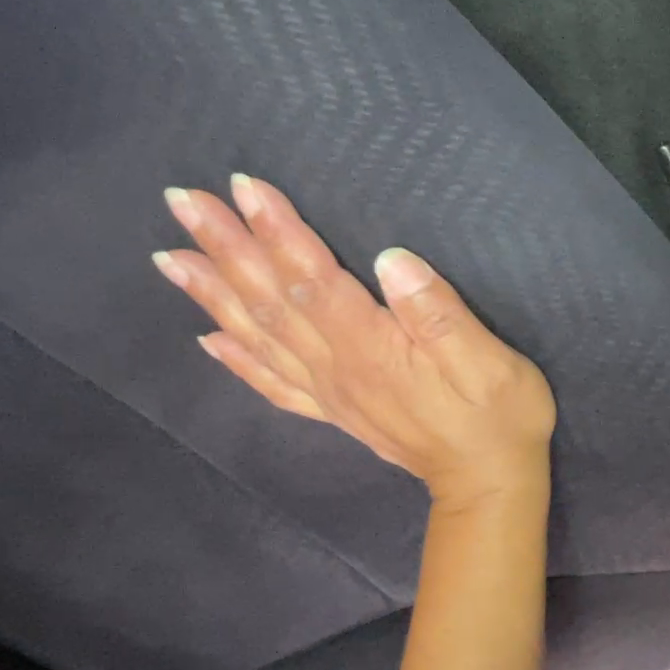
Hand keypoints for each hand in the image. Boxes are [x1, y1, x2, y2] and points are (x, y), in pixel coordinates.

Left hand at [151, 175, 555, 510]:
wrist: (488, 482)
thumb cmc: (499, 413)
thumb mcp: (488, 360)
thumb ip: (439, 312)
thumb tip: (393, 260)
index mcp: (372, 348)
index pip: (313, 280)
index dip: (278, 231)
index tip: (245, 187)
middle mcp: (337, 368)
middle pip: (271, 301)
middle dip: (227, 247)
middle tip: (183, 201)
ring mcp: (330, 393)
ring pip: (258, 336)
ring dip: (213, 292)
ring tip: (170, 256)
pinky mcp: (335, 411)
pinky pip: (271, 382)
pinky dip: (234, 357)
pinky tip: (207, 338)